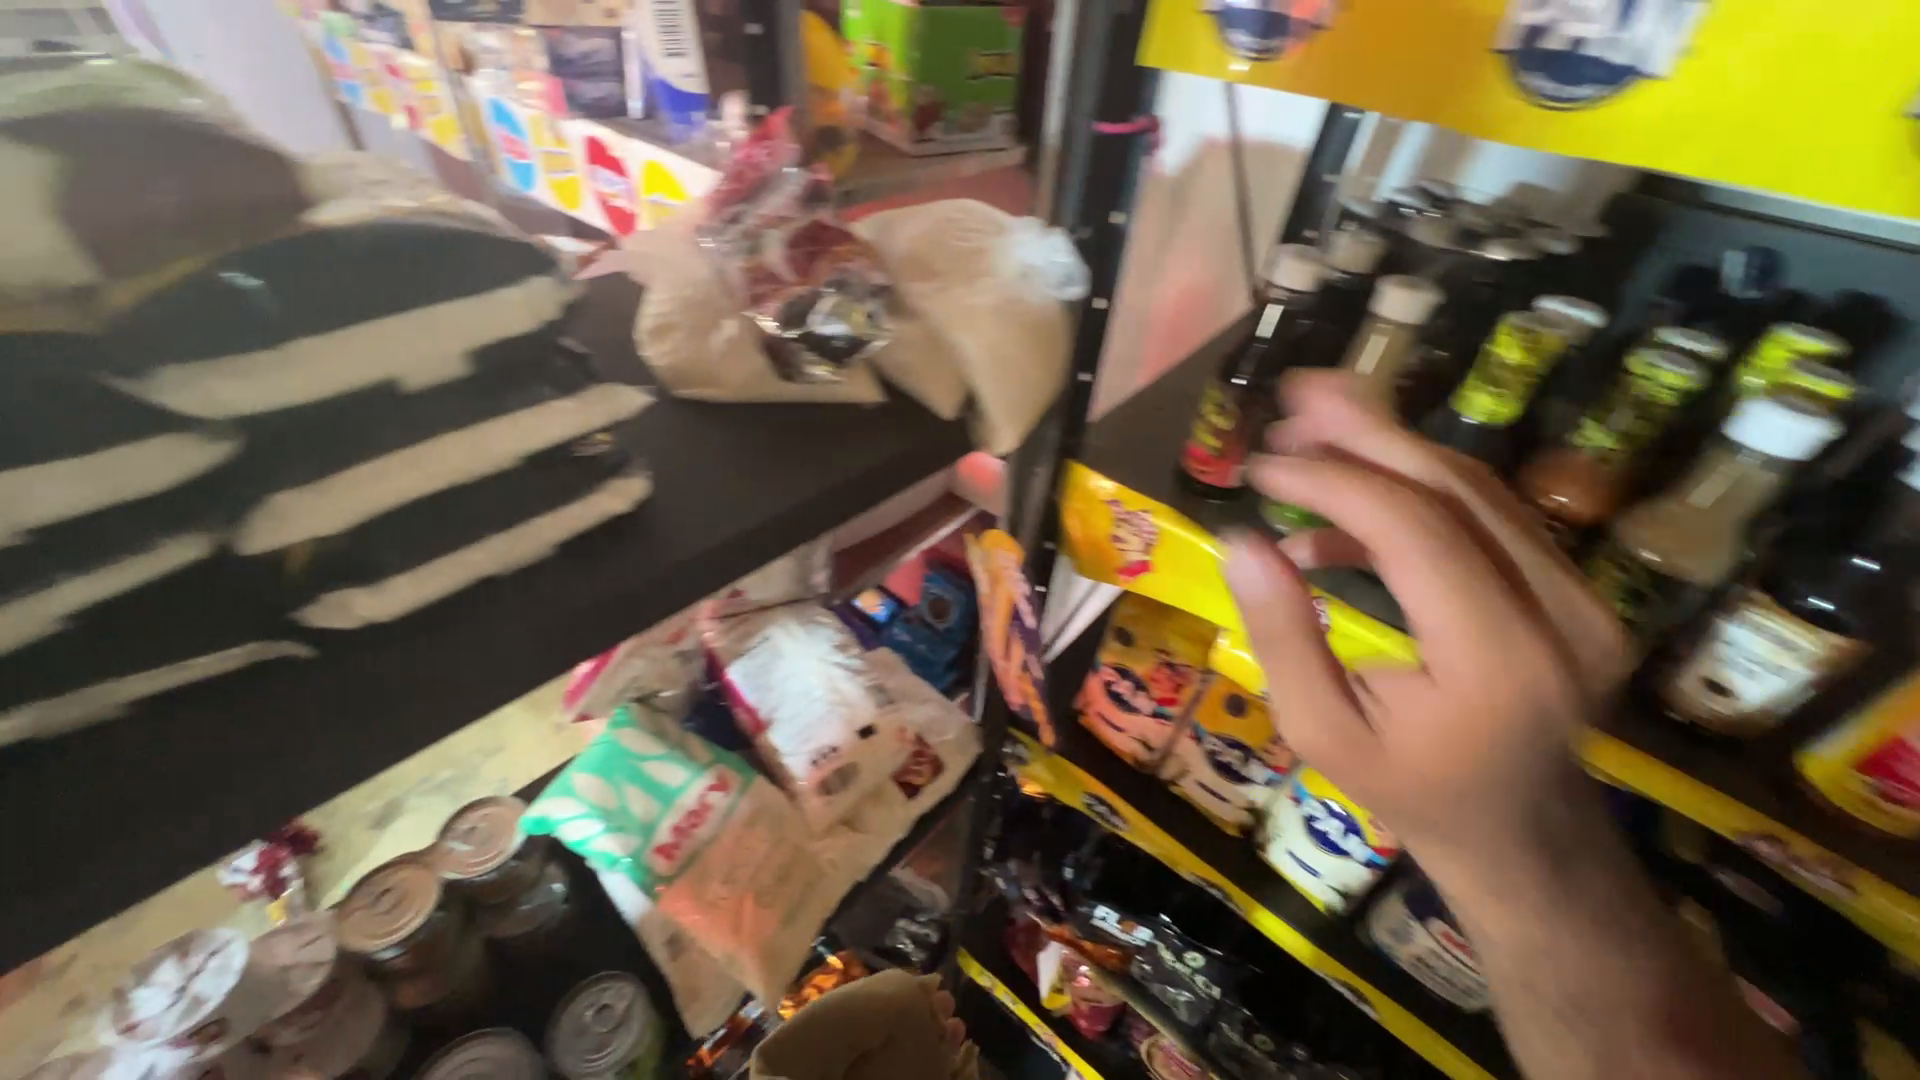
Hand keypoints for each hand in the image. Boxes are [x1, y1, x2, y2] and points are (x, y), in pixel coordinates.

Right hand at [1222, 370, 1629, 865]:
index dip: (1330, 480)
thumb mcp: (1320, 729)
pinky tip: (1337, 514)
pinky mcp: (1573, 589)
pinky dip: (1407, 495)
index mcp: (1497, 656)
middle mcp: (1560, 611)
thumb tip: (1239, 538)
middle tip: (1290, 399)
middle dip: (1363, 431)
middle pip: (1453, 485)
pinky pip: (1484, 514)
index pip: (1412, 528)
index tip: (1259, 468)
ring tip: (1305, 433)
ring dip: (1386, 447)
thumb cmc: (1409, 789)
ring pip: (1475, 486)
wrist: (1521, 833)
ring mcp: (1581, 596)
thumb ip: (1282, 632)